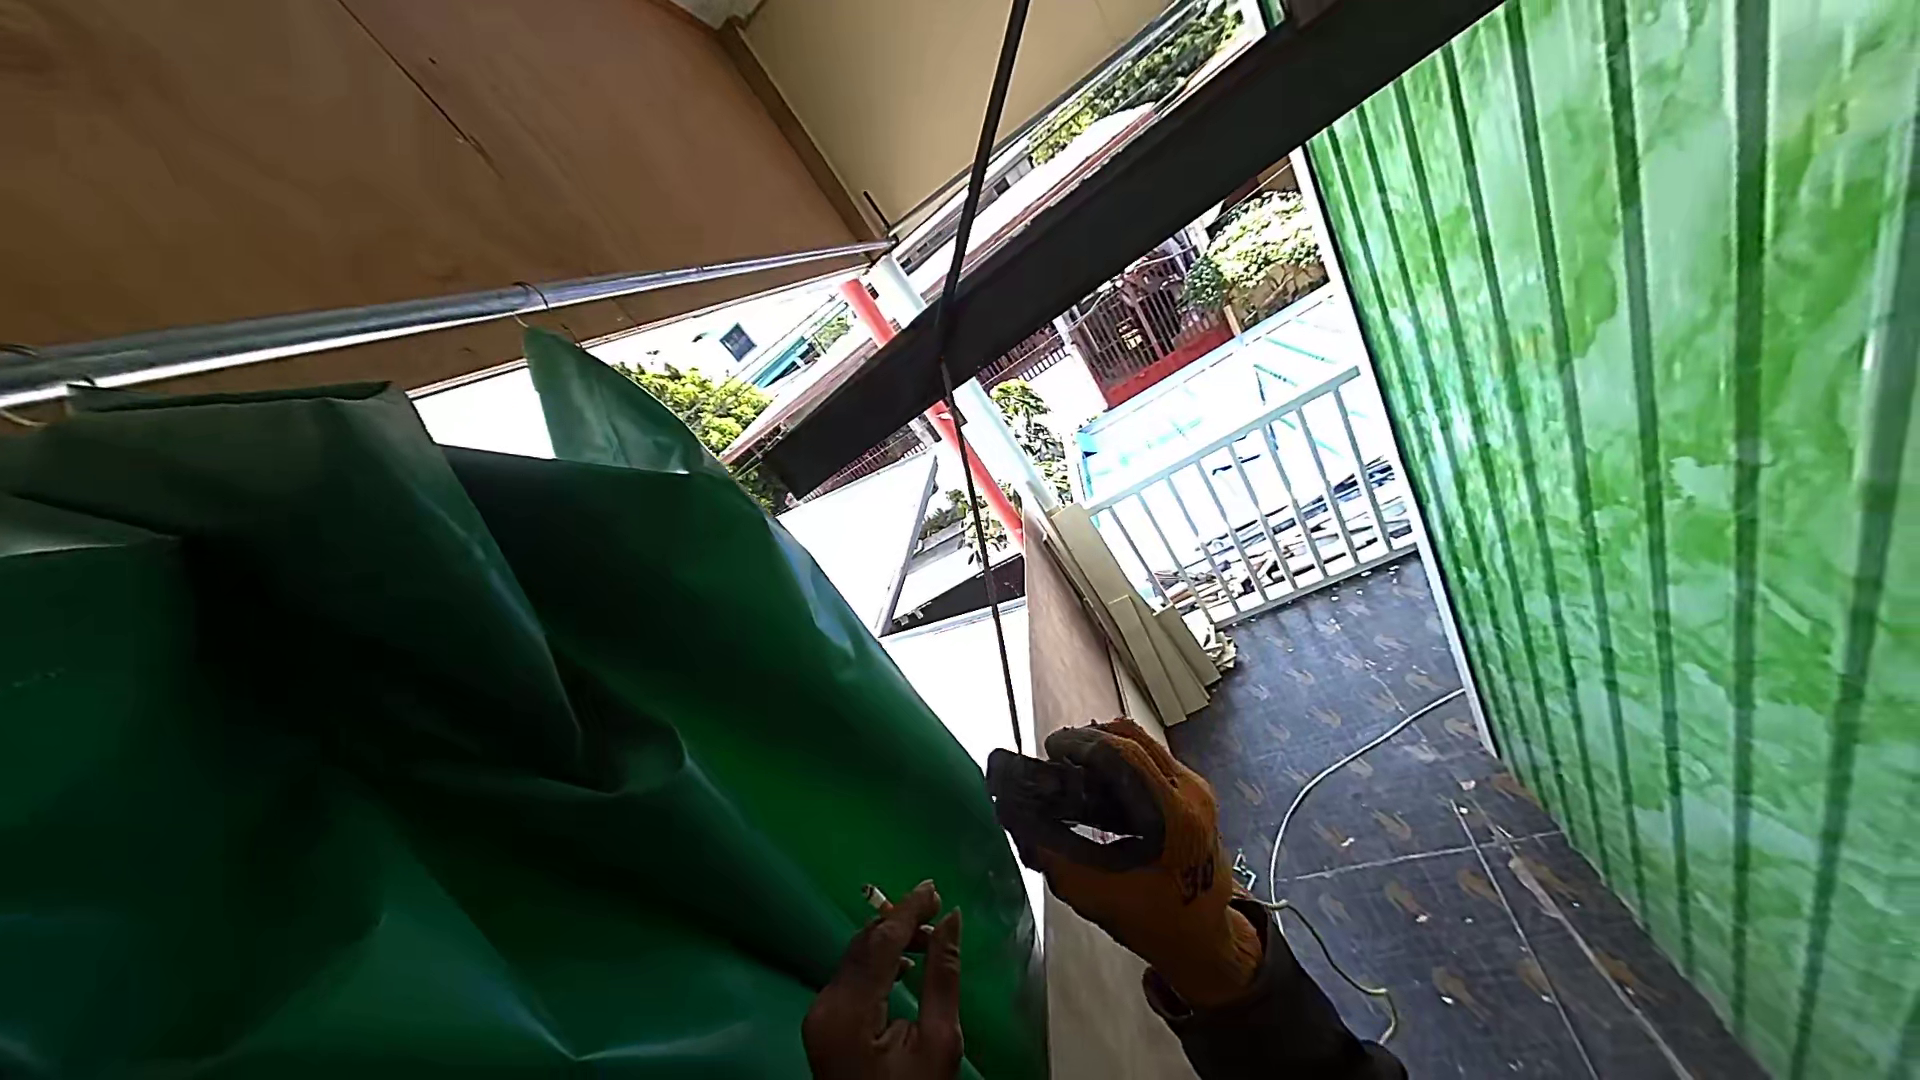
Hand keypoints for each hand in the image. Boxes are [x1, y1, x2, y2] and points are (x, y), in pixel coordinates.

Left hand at [803, 880, 963, 1079]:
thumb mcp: (939, 1043)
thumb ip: (943, 975)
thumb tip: (952, 918)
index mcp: (847, 1012)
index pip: (880, 941)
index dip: (908, 910)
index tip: (934, 888)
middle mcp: (824, 1006)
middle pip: (864, 944)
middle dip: (900, 922)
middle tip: (936, 908)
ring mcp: (820, 1015)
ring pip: (857, 955)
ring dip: (891, 939)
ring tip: (929, 935)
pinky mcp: (824, 1022)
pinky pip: (852, 974)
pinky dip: (879, 959)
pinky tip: (904, 962)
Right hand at [985, 719, 1260, 1006]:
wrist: (1209, 940)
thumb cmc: (1157, 923)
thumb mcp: (1097, 897)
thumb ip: (1054, 857)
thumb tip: (1019, 822)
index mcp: (1173, 819)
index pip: (1122, 755)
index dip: (1080, 743)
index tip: (1051, 749)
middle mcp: (1190, 793)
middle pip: (1132, 737)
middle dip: (1088, 738)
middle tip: (1058, 755)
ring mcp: (1197, 788)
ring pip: (1143, 740)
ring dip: (1105, 743)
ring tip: (1076, 764)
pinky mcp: (1196, 789)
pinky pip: (1152, 754)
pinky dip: (1121, 755)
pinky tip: (1101, 778)